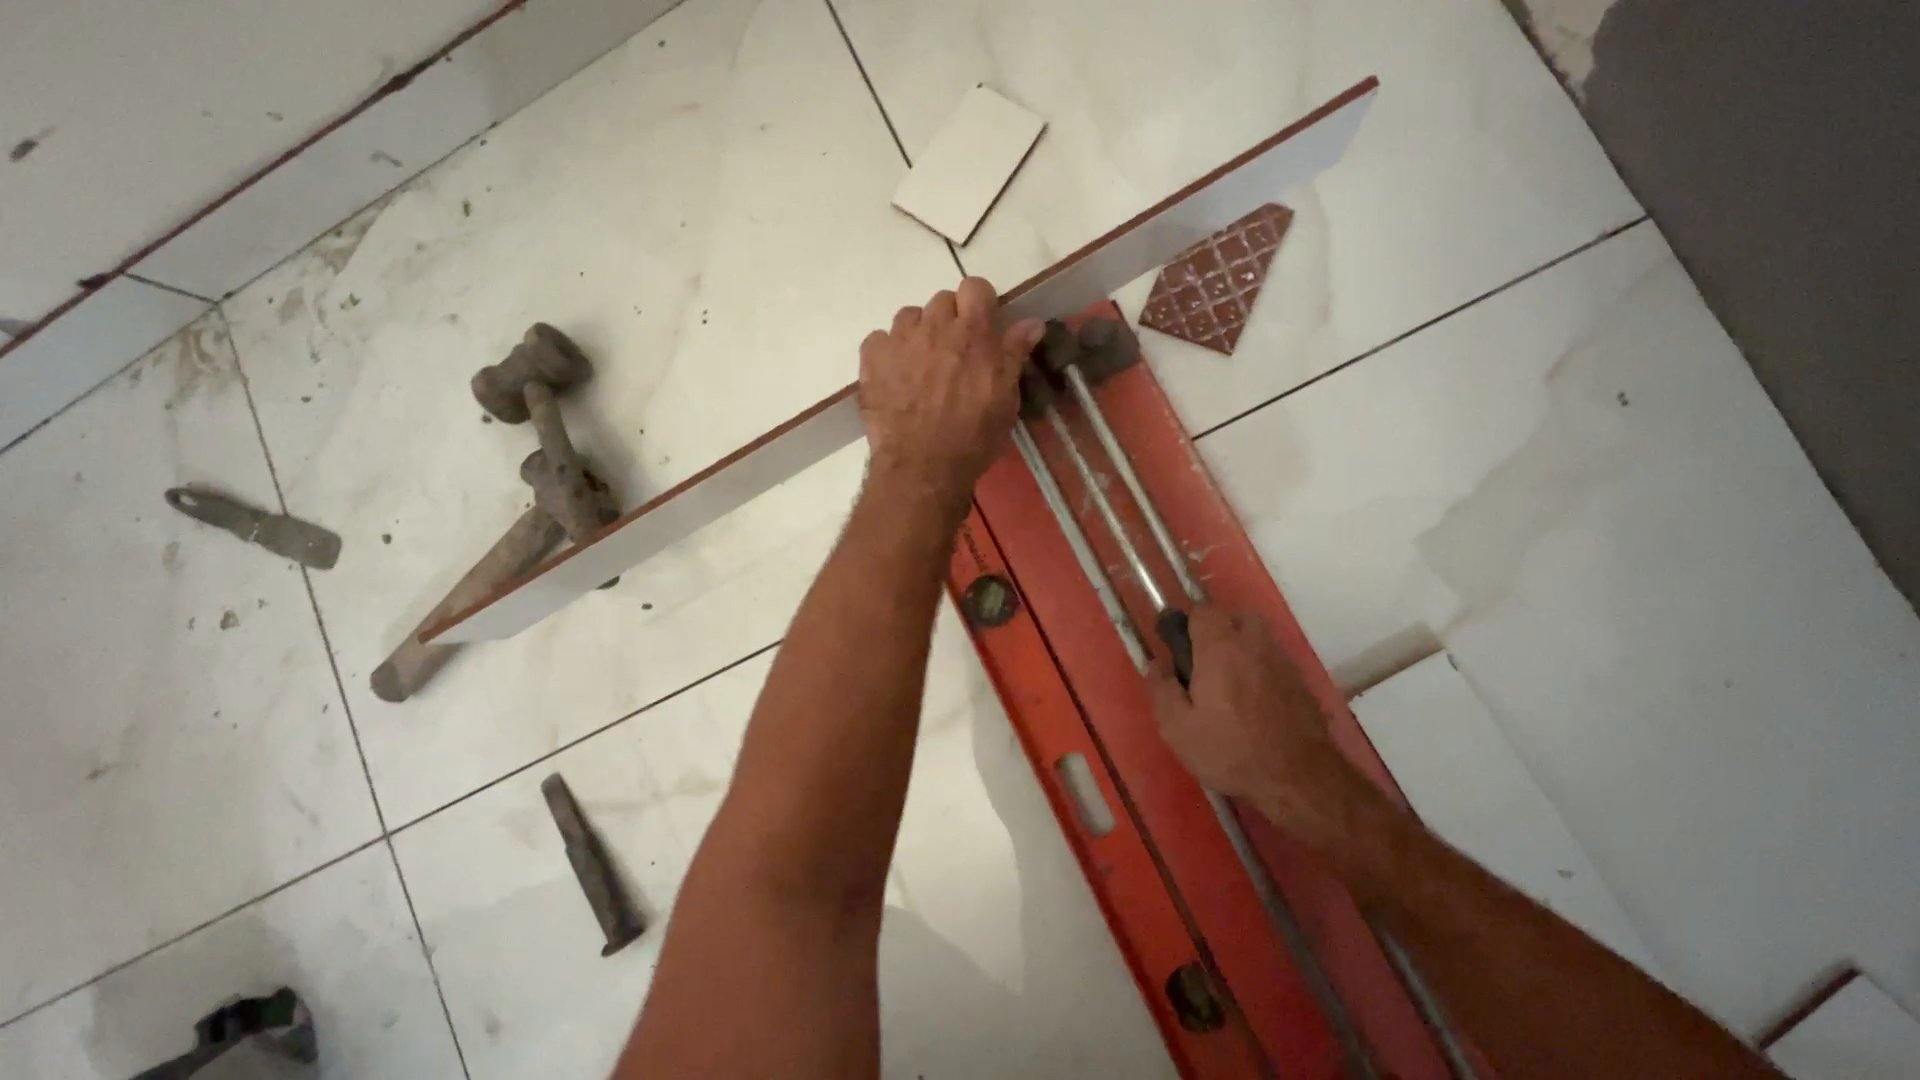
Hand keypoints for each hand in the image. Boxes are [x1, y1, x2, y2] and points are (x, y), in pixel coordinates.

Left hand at [858, 278, 1045, 512]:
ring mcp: (899, 340)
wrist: (923, 466)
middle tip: (953, 353)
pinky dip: (887, 351)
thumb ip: (1015, 354)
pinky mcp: (872, 358)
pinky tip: (895, 376)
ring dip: (917, 333)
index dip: (979, 303)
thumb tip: (1032, 322)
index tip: (981, 326)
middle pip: (942, 300)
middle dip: (949, 320)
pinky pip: (879, 339)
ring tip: (921, 365)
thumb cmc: (974, 436)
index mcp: (973, 332)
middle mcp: (934, 326)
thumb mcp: (1006, 398)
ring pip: (909, 316)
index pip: (975, 286)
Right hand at [1149, 606, 1379, 840]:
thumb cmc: (1230, 751)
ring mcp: (1282, 661)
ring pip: (1259, 638)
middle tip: (1205, 663)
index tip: (1179, 650)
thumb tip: (1157, 664)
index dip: (1188, 625)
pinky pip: (1275, 661)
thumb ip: (1162, 689)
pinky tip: (1255, 702)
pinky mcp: (1301, 682)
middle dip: (1219, 630)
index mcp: (1220, 648)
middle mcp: (1254, 644)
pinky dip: (1262, 669)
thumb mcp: (1177, 728)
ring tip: (1230, 683)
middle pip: (1236, 617)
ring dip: (1243, 648)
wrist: (1298, 778)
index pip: (1203, 611)